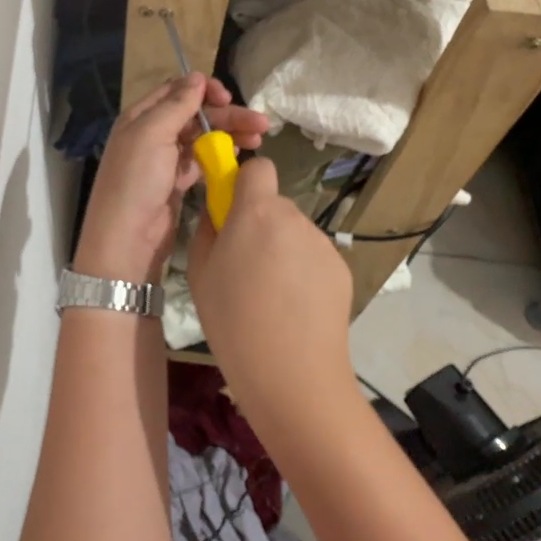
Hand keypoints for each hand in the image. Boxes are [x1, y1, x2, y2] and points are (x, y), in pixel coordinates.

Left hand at [74, 72, 266, 283]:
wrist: (126, 238)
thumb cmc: (136, 180)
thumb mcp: (152, 134)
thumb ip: (176, 105)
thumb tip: (196, 76)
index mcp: (141, 117)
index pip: (176, 91)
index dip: (203, 90)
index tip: (228, 97)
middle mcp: (152, 133)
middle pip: (195, 115)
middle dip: (227, 115)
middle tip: (260, 124)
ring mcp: (165, 159)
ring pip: (203, 137)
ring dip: (230, 135)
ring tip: (259, 139)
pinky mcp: (178, 182)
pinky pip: (203, 161)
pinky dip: (221, 156)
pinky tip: (241, 157)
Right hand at [187, 158, 356, 433]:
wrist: (291, 373)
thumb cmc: (232, 321)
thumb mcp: (200, 274)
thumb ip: (207, 231)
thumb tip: (217, 214)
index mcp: (255, 213)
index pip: (259, 168)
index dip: (245, 182)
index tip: (232, 210)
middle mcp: (294, 218)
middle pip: (274, 206)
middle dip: (259, 225)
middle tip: (245, 267)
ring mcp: (322, 244)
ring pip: (294, 234)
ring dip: (281, 250)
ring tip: (270, 295)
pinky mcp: (341, 270)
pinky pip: (313, 258)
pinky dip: (302, 273)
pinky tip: (293, 309)